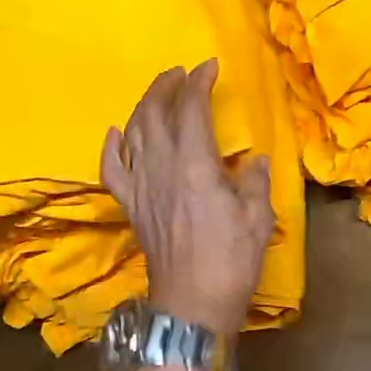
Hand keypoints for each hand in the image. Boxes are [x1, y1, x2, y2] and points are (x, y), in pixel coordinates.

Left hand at [100, 60, 273, 336]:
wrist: (192, 303)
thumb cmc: (231, 261)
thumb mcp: (258, 219)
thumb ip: (256, 183)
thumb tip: (256, 162)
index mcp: (195, 165)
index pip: (191, 109)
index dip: (199, 83)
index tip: (210, 67)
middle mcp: (161, 167)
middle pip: (155, 113)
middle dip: (167, 86)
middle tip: (181, 73)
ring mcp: (140, 186)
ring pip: (133, 132)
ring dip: (143, 105)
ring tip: (157, 92)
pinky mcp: (130, 206)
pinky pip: (112, 169)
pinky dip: (112, 146)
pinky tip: (116, 132)